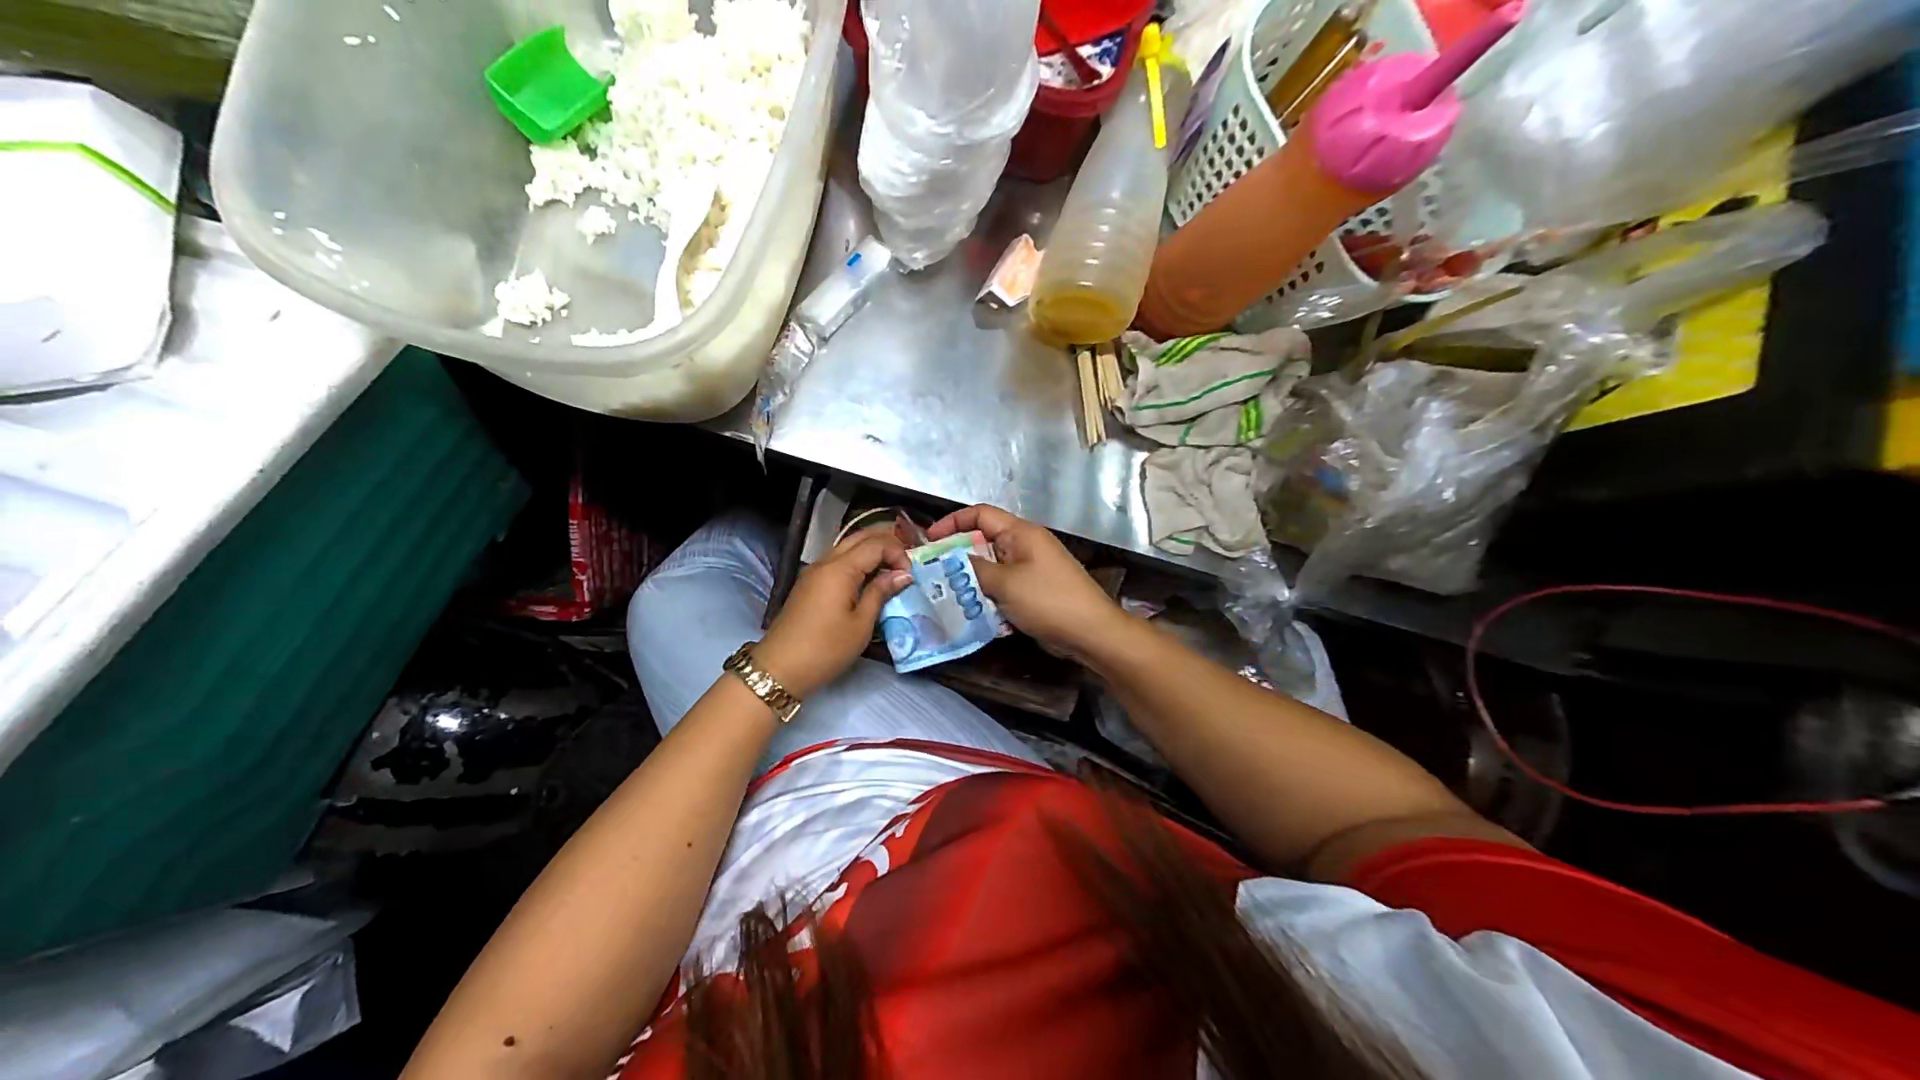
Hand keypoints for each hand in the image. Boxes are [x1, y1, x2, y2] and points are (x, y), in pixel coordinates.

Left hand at [755, 529, 912, 698]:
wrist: (780, 668)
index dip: (898, 553)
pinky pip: (837, 560)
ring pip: (847, 546)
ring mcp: (814, 571)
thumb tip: (902, 575)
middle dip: (886, 543)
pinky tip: (869, 579)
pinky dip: (857, 561)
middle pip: (860, 537)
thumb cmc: (826, 649)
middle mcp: (826, 561)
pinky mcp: (809, 583)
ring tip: (891, 570)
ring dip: (871, 551)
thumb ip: (881, 593)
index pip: (876, 544)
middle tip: (905, 563)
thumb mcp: (861, 624)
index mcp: (840, 569)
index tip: (910, 576)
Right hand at [926, 505, 1123, 658]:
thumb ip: (974, 569)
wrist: (1090, 632)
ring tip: (947, 594)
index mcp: (1020, 533)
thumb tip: (954, 562)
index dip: (952, 522)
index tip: (930, 541)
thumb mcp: (1004, 583)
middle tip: (932, 573)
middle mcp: (1025, 545)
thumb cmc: (1047, 600)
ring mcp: (1031, 568)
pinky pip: (1002, 585)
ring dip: (971, 579)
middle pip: (983, 541)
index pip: (980, 514)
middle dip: (957, 555)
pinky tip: (972, 611)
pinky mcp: (1033, 590)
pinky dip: (987, 594)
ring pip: (991, 566)